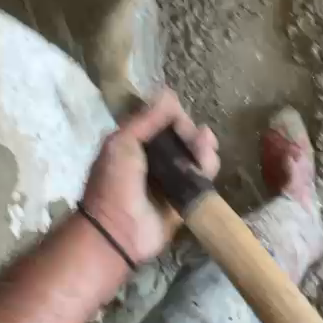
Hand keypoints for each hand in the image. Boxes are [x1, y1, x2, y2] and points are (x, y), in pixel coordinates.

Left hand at [80, 90, 218, 263]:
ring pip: (197, 155)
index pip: (163, 122)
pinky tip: (208, 159)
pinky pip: (203, 177)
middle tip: (194, 137)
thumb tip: (169, 92)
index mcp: (137, 143)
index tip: (178, 117)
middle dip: (192, 132)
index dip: (174, 117)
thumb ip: (147, 119)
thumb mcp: (123, 142)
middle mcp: (156, 159)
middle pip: (184, 137)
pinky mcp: (187, 197)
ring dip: (203, 147)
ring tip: (204, 146)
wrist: (118, 230)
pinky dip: (208, 165)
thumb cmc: (114, 182)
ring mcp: (172, 179)